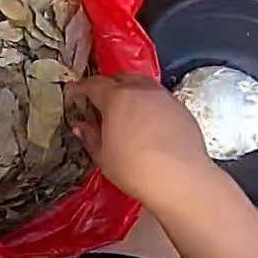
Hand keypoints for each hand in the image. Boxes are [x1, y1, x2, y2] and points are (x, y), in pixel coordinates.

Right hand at [68, 74, 221, 207]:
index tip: (76, 93)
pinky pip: (160, 99)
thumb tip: (81, 126)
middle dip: (107, 86)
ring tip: (126, 108)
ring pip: (143, 85)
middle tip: (99, 100)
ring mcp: (164, 97)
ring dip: (131, 92)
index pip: (94, 85)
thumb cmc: (135, 169)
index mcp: (117, 98)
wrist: (180, 178)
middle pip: (120, 78)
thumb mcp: (103, 157)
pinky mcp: (181, 108)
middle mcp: (141, 91)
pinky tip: (149, 122)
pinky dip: (150, 104)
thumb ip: (90, 137)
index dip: (82, 88)